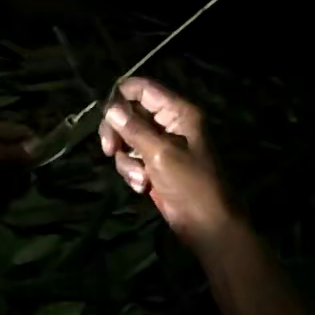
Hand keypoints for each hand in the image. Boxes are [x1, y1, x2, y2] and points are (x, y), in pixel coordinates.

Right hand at [98, 78, 237, 249]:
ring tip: (139, 178)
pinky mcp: (154, 165)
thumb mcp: (160, 154)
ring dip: (125, 159)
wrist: (208, 225)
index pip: (142, 88)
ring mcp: (161, 145)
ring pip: (126, 138)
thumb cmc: (191, 185)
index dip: (120, 97)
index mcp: (178, 112)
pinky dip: (131, 171)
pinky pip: (131, 158)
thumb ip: (134, 129)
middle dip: (117, 132)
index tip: (106, 117)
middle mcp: (168, 123)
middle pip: (129, 113)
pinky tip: (142, 186)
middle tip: (109, 150)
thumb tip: (110, 109)